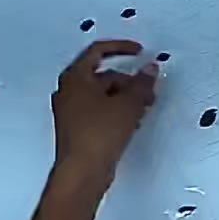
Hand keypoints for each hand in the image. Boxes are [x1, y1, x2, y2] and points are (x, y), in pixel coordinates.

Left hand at [51, 39, 157, 178]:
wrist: (82, 171)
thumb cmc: (97, 135)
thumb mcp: (128, 104)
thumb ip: (141, 83)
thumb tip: (149, 70)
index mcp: (75, 77)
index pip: (97, 51)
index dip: (120, 48)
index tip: (138, 51)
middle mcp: (69, 91)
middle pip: (102, 75)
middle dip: (128, 79)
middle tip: (148, 88)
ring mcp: (71, 111)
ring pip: (102, 94)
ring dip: (124, 97)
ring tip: (143, 107)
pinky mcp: (77, 128)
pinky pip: (99, 111)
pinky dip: (115, 110)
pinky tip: (131, 122)